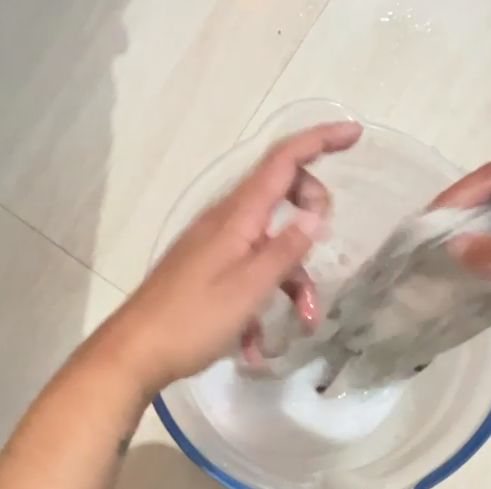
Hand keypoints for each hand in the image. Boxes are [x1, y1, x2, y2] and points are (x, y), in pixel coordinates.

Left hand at [91, 121, 363, 390]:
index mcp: (237, 217)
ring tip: (303, 323)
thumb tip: (315, 215)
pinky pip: (245, 278)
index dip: (320, 141)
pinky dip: (260, 305)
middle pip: (279, 197)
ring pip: (267, 248)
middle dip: (311, 218)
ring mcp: (213, 250)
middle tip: (324, 249)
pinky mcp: (204, 277)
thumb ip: (285, 250)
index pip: (283, 161)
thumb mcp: (249, 288)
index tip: (355, 133)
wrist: (135, 353)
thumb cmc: (192, 321)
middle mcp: (225, 224)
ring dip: (291, 282)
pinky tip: (256, 348)